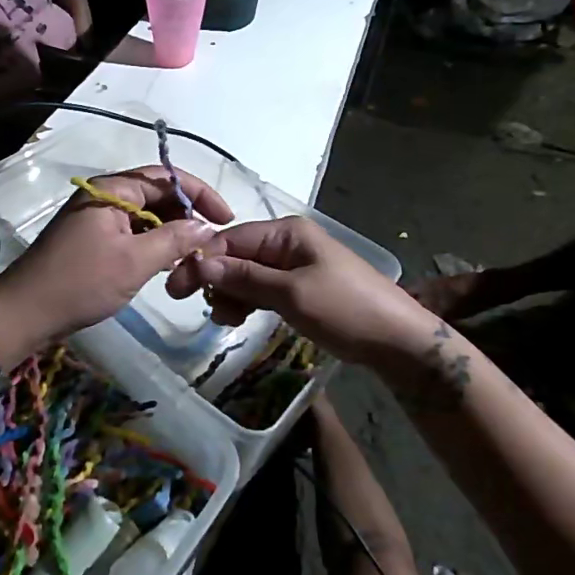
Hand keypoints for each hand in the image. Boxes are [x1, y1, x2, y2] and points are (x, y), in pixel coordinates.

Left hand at [0, 166, 230, 361]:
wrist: (25, 312)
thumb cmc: (80, 282)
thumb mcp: (134, 261)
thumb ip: (174, 240)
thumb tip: (206, 226)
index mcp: (112, 189)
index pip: (165, 177)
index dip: (200, 193)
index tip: (225, 217)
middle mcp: (104, 196)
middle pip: (156, 195)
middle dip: (186, 215)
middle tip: (211, 241)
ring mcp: (97, 218)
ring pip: (146, 216)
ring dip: (171, 232)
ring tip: (195, 255)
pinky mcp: (93, 240)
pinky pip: (132, 233)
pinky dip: (153, 244)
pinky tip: (169, 263)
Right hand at [164, 216, 441, 369]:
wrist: (398, 342)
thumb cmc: (345, 310)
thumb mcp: (291, 293)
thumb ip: (244, 277)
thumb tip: (199, 262)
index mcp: (287, 232)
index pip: (231, 239)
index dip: (202, 261)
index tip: (176, 287)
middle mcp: (288, 242)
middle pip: (237, 255)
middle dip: (216, 278)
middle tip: (195, 305)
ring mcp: (295, 265)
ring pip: (247, 274)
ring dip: (230, 293)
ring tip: (224, 318)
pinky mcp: (300, 287)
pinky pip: (262, 288)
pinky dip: (247, 301)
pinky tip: (238, 317)